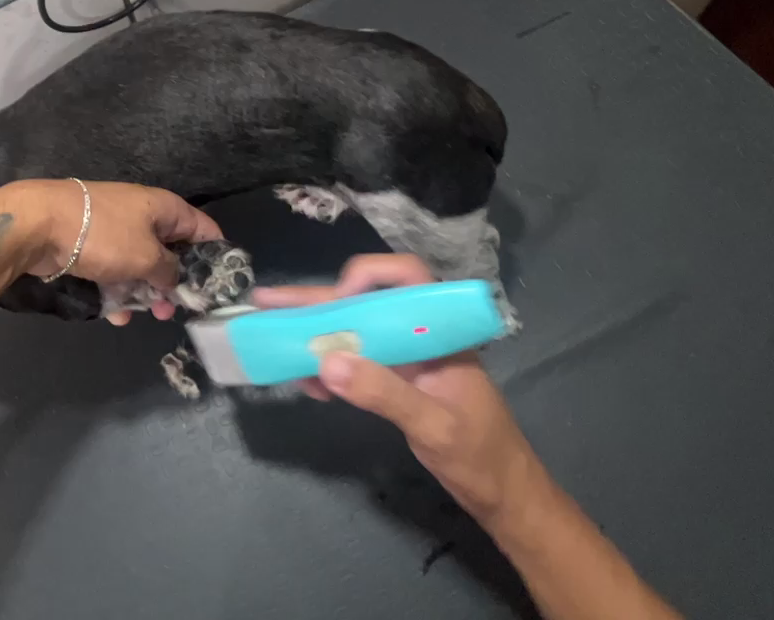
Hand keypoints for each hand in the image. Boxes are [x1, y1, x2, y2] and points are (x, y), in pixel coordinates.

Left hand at [6, 180, 222, 323]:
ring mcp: (115, 229)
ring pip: (140, 264)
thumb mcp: (147, 256)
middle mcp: (142, 215)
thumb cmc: (104, 236)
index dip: (215, 255)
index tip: (220, 286)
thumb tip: (175, 278)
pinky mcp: (92, 245)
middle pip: (170, 250)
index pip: (203, 228)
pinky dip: (117, 290)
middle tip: (174, 310)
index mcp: (164, 207)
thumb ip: (170, 271)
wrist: (41, 224)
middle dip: (174, 282)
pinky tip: (115, 315)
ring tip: (145, 314)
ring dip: (144, 290)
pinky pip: (114, 270)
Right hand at [251, 255, 549, 523]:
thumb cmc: (483, 458)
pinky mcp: (395, 381)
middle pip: (363, 302)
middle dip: (315, 301)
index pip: (406, 276)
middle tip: (267, 300)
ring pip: (353, 330)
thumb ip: (385, 394)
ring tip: (271, 335)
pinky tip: (305, 381)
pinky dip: (328, 368)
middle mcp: (418, 334)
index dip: (367, 275)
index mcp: (438, 331)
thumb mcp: (435, 428)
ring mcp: (405, 357)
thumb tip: (326, 362)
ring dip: (313, 332)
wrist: (506, 499)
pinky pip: (354, 362)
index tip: (339, 300)